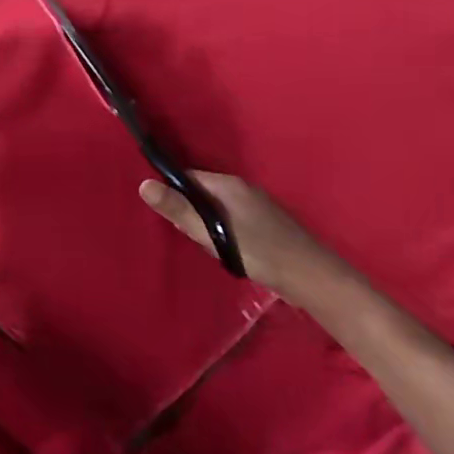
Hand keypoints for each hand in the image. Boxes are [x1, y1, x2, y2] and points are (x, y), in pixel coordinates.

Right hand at [138, 171, 350, 297]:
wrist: (309, 276)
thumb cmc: (258, 251)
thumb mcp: (211, 233)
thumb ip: (179, 210)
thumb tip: (144, 184)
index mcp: (229, 184)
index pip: (189, 177)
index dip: (173, 192)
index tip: (164, 214)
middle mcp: (242, 188)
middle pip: (202, 191)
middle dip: (189, 210)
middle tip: (185, 235)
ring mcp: (256, 204)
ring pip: (217, 207)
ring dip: (206, 223)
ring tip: (204, 245)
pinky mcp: (264, 222)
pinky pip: (231, 217)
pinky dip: (222, 230)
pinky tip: (225, 250)